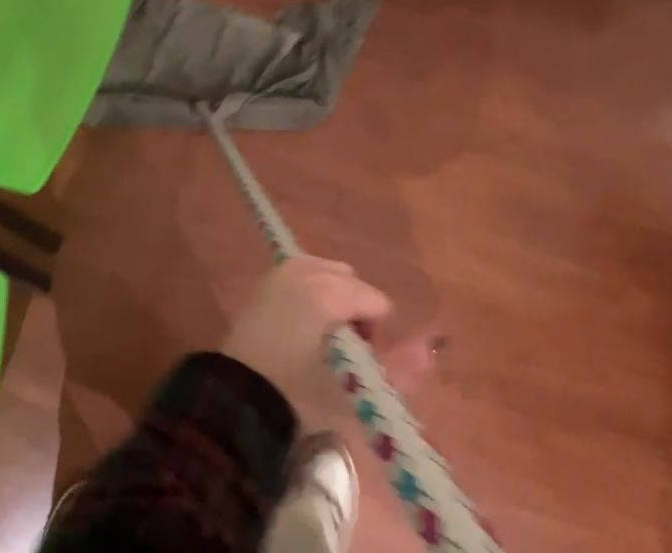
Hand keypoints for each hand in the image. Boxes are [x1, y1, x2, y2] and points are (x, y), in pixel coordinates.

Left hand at [221, 257, 441, 428]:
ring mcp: (279, 274)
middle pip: (350, 281)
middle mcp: (304, 271)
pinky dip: (311, 293)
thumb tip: (433, 347)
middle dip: (355, 309)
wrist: (238, 399)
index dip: (374, 332)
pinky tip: (303, 326)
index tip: (360, 361)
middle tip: (344, 350)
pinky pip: (301, 275)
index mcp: (328, 292)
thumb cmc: (299, 395)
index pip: (375, 301)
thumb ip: (399, 368)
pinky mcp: (263, 284)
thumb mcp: (352, 390)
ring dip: (334, 298)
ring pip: (326, 272)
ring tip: (324, 338)